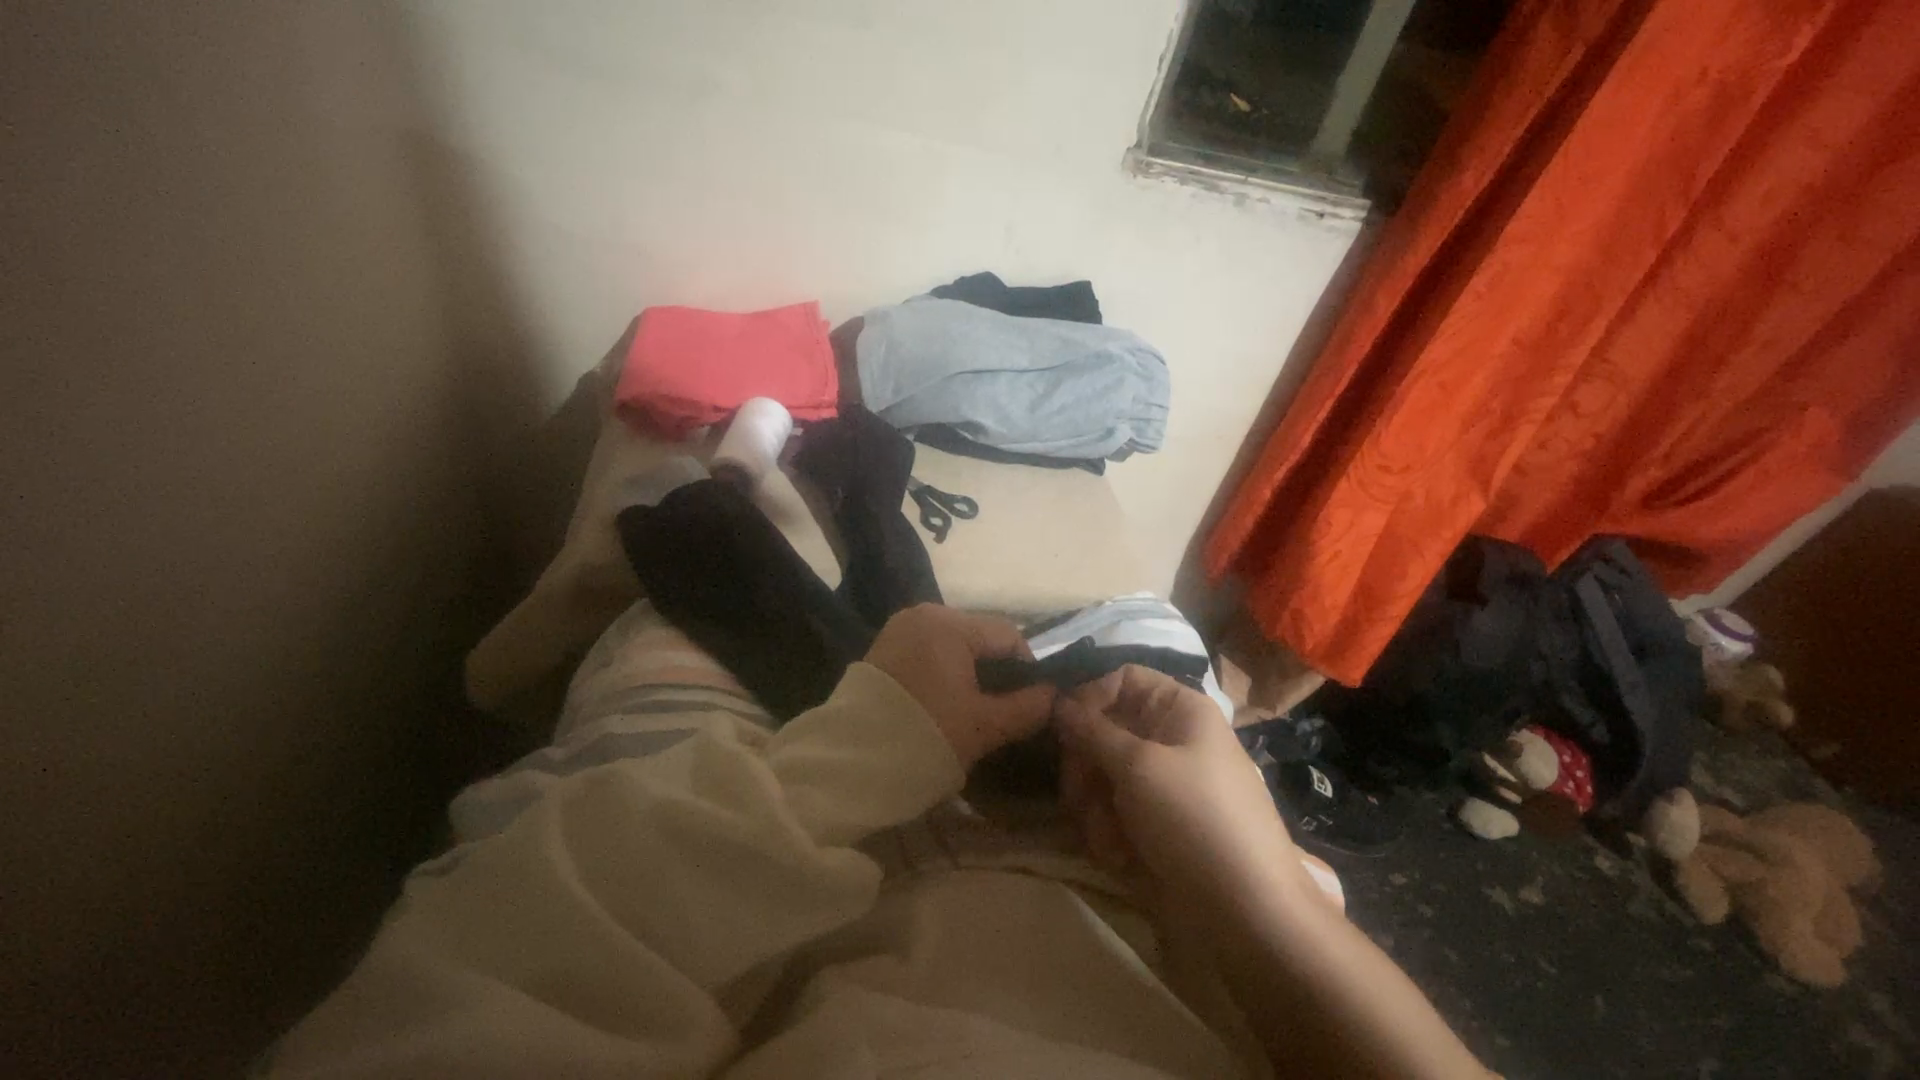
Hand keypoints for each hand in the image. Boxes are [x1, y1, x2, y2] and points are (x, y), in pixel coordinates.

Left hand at [864, 604, 1056, 768]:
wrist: (852, 762)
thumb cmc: (927, 735)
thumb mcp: (985, 726)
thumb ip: (1028, 706)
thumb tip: (1053, 695)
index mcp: (949, 624)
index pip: (1008, 635)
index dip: (1028, 669)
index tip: (1031, 703)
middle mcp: (922, 614)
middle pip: (980, 637)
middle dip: (997, 671)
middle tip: (1002, 711)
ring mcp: (898, 630)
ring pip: (954, 646)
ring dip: (970, 673)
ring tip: (972, 712)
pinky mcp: (883, 649)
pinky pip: (928, 653)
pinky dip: (943, 673)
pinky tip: (944, 705)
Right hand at [1056, 665, 1309, 909]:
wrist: (1246, 911)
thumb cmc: (1194, 819)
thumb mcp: (1138, 766)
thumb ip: (1092, 731)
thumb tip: (1059, 702)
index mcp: (1181, 709)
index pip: (1122, 679)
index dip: (1089, 698)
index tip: (1060, 729)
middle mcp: (1172, 739)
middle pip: (1105, 730)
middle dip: (1086, 767)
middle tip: (1078, 796)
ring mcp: (1164, 785)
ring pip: (1103, 775)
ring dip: (1095, 807)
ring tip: (1107, 839)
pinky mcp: (1156, 825)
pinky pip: (1116, 812)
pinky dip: (1110, 833)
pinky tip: (1120, 858)